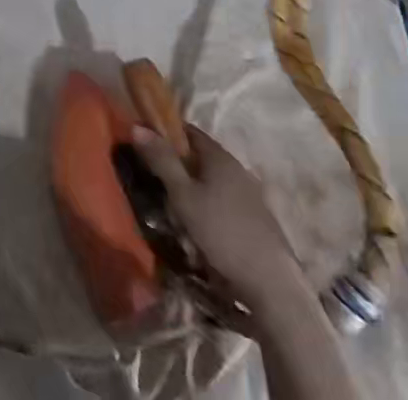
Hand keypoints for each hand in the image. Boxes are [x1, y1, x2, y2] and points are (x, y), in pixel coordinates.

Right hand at [131, 124, 309, 311]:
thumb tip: (137, 126)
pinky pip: (222, 199)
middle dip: (177, 166)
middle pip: (200, 156)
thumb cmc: (221, 231)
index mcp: (220, 156)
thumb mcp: (182, 195)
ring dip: (191, 189)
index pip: (188, 131)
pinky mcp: (255, 215)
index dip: (165, 132)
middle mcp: (237, 167)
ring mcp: (249, 192)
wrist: (270, 282)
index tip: (145, 145)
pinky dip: (207, 205)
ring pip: (211, 180)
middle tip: (157, 183)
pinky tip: (199, 228)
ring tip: (175, 212)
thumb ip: (161, 160)